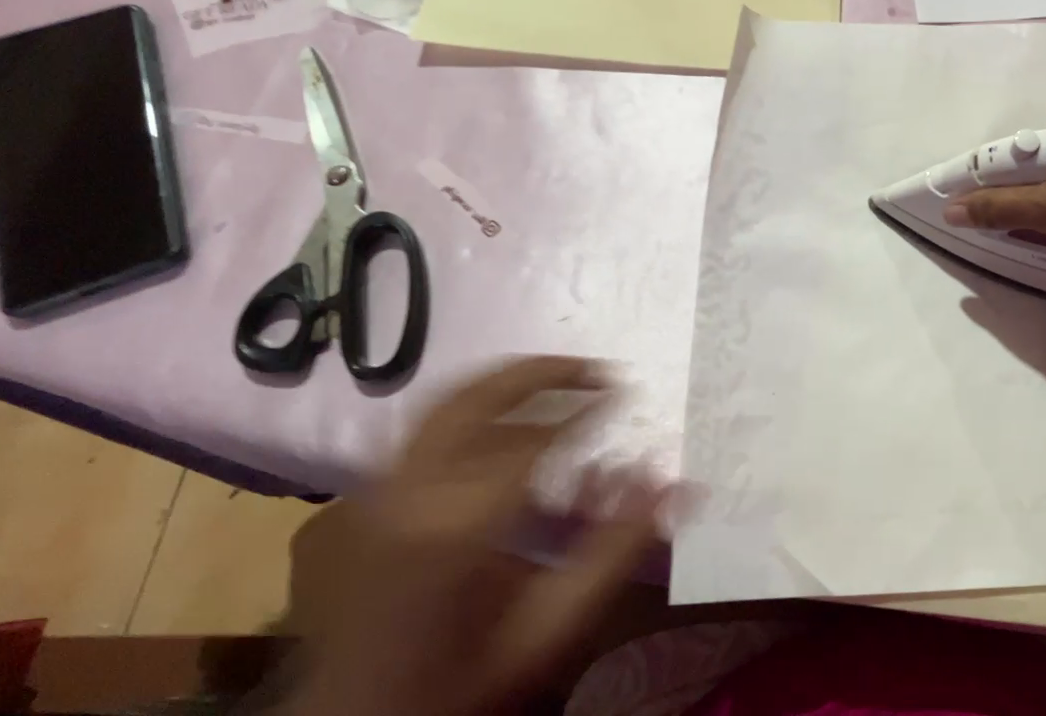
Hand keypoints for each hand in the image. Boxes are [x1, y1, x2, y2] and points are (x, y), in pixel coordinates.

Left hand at [287, 357, 671, 715]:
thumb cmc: (468, 677)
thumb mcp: (552, 628)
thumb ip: (615, 552)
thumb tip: (676, 483)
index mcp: (459, 522)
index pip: (535, 436)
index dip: (587, 408)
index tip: (627, 394)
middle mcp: (412, 493)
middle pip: (473, 397)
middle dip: (539, 371)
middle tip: (593, 369)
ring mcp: (380, 495)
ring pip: (442, 406)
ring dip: (502, 385)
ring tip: (554, 383)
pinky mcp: (370, 506)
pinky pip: (423, 432)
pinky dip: (470, 411)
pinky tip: (503, 430)